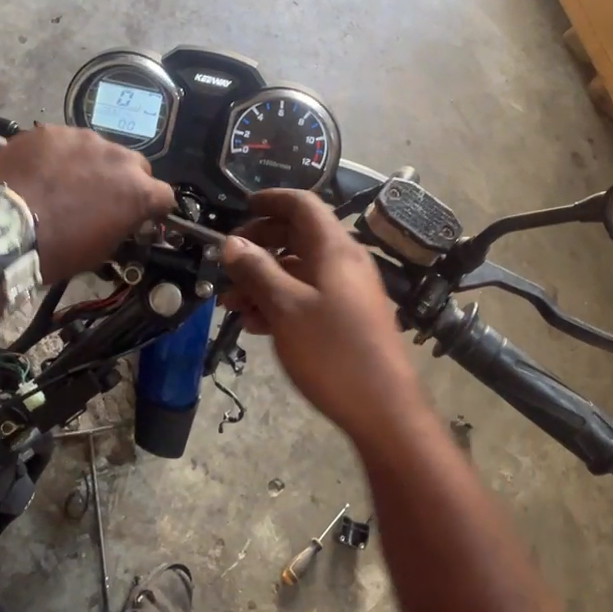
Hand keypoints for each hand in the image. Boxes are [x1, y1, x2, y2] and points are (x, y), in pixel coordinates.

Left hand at [0, 125, 174, 279]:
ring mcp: (81, 138)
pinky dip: (56, 156)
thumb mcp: (101, 250)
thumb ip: (121, 226)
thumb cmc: (56, 251)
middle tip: (99, 199)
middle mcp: (116, 156)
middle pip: (132, 165)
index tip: (143, 216)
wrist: (2, 231)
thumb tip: (124, 220)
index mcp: (136, 190)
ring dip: (88, 164)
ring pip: (96, 149)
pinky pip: (61, 142)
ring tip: (63, 184)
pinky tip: (39, 173)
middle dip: (122, 180)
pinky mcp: (48, 131)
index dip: (154, 208)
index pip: (164, 195)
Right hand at [220, 189, 426, 444]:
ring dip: (263, 279)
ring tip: (232, 303)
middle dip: (259, 245)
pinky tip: (255, 324)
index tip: (241, 206)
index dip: (271, 200)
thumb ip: (257, 271)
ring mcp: (348, 291)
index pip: (302, 205)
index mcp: (334, 249)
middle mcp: (344, 262)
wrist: (384, 411)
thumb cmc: (333, 353)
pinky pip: (308, 295)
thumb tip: (232, 242)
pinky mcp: (347, 318)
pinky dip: (280, 301)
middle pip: (298, 236)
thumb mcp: (285, 308)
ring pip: (299, 270)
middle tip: (228, 263)